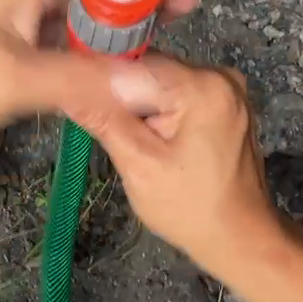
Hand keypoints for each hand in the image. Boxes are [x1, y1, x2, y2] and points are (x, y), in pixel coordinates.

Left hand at [0, 0, 196, 157]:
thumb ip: (83, 80)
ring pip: (76, 13)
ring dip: (109, 32)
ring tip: (144, 59)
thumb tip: (146, 82)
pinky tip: (101, 76)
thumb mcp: (14, 80)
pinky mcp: (2, 42)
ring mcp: (10, 13)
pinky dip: (82, 52)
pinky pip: (56, 37)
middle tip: (172, 30)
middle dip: (135, 3)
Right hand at [74, 54, 282, 271]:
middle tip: (109, 132)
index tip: (77, 100)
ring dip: (142, 107)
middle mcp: (221, 76)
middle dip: (125, 98)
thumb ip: (104, 118)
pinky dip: (162, 113)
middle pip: (151, 71)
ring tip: (134, 141)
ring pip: (163, 84)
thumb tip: (63, 83)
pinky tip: (157, 142)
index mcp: (203, 86)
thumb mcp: (139, 164)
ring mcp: (228, 89)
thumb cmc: (188, 208)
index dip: (102, 81)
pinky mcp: (227, 104)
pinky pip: (180, 95)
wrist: (239, 238)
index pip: (135, 63)